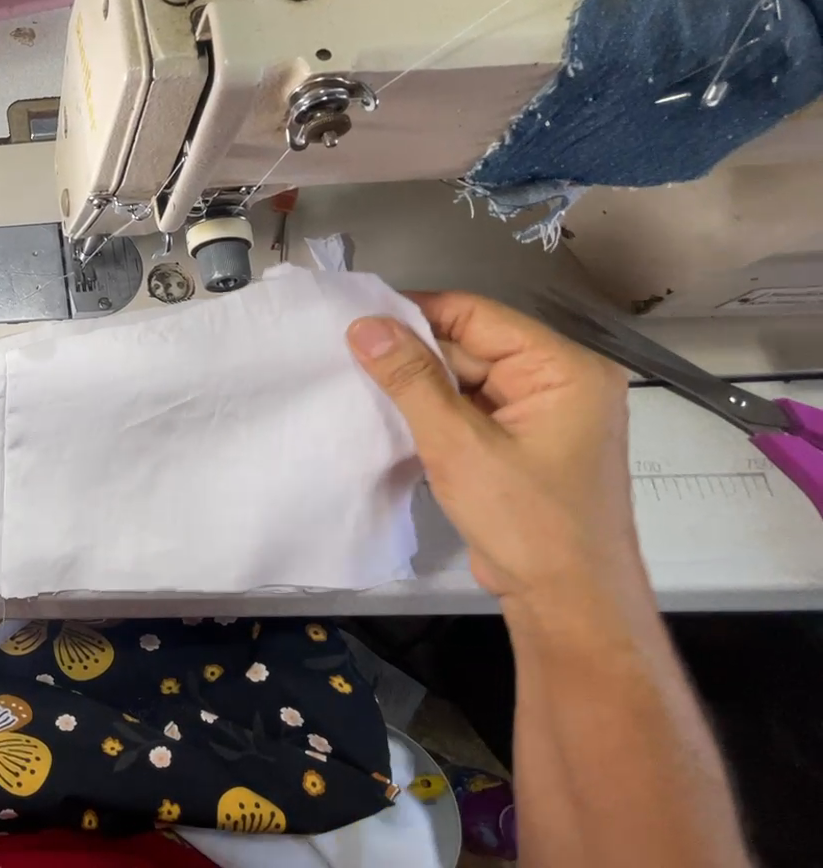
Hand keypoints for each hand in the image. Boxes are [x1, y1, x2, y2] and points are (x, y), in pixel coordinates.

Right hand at [346, 292, 643, 610]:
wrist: (566, 598)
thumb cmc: (525, 517)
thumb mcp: (457, 442)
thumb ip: (410, 378)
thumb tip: (363, 326)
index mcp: (563, 369)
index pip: (476, 315)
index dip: (413, 312)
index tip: (352, 321)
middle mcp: (558, 381)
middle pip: (468, 343)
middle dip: (410, 351)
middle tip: (345, 355)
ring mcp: (539, 412)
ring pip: (462, 375)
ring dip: (415, 382)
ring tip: (357, 381)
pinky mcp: (518, 439)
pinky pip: (465, 404)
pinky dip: (428, 407)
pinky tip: (388, 412)